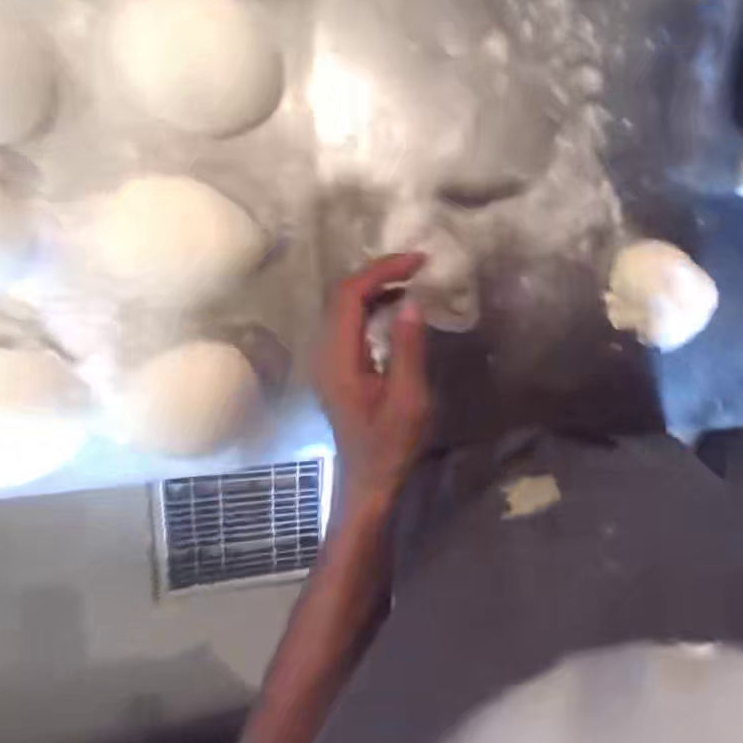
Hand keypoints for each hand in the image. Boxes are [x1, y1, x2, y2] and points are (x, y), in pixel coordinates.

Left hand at [316, 254, 433, 505]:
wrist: (368, 480)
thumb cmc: (391, 446)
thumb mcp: (409, 400)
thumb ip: (408, 349)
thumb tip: (411, 302)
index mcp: (338, 359)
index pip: (350, 296)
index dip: (382, 271)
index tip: (417, 262)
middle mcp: (324, 352)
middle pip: (342, 295)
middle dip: (378, 272)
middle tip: (417, 264)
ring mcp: (326, 359)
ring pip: (343, 305)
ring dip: (375, 286)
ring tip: (411, 278)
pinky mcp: (335, 366)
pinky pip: (348, 321)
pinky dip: (372, 305)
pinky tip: (397, 306)